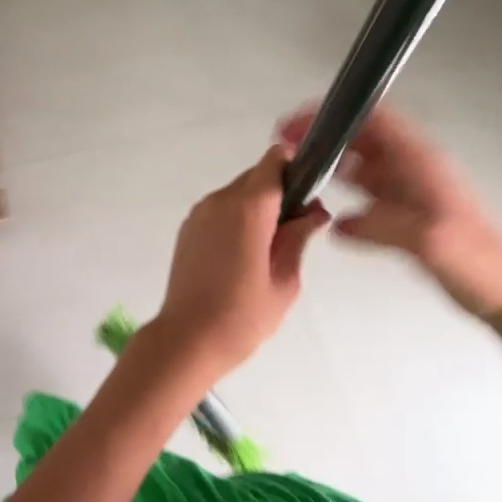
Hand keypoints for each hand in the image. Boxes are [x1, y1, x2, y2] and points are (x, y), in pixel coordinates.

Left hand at [153, 145, 326, 372]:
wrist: (188, 338)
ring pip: (237, 194)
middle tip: (296, 230)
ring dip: (256, 208)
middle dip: (279, 194)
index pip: (274, 162)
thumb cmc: (243, 315)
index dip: (295, 170)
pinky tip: (243, 256)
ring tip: (269, 250)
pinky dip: (236, 219)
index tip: (308, 196)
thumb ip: (299, 238)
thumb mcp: (285, 280)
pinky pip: (220, 210)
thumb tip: (314, 212)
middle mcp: (219, 200)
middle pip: (256, 177)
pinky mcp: (187, 228)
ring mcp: (199, 213)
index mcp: (247, 207)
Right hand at [280, 105, 501, 326]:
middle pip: (364, 136)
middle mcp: (414, 168)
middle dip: (326, 133)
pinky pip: (368, 191)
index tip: (300, 121)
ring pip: (363, 161)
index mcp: (421, 162)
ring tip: (297, 165)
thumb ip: (380, 226)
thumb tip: (338, 224)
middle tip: (286, 143)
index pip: (375, 119)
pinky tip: (324, 200)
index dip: (337, 112)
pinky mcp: (408, 213)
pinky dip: (344, 187)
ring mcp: (411, 190)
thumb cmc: (478, 263)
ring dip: (333, 158)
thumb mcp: (428, 241)